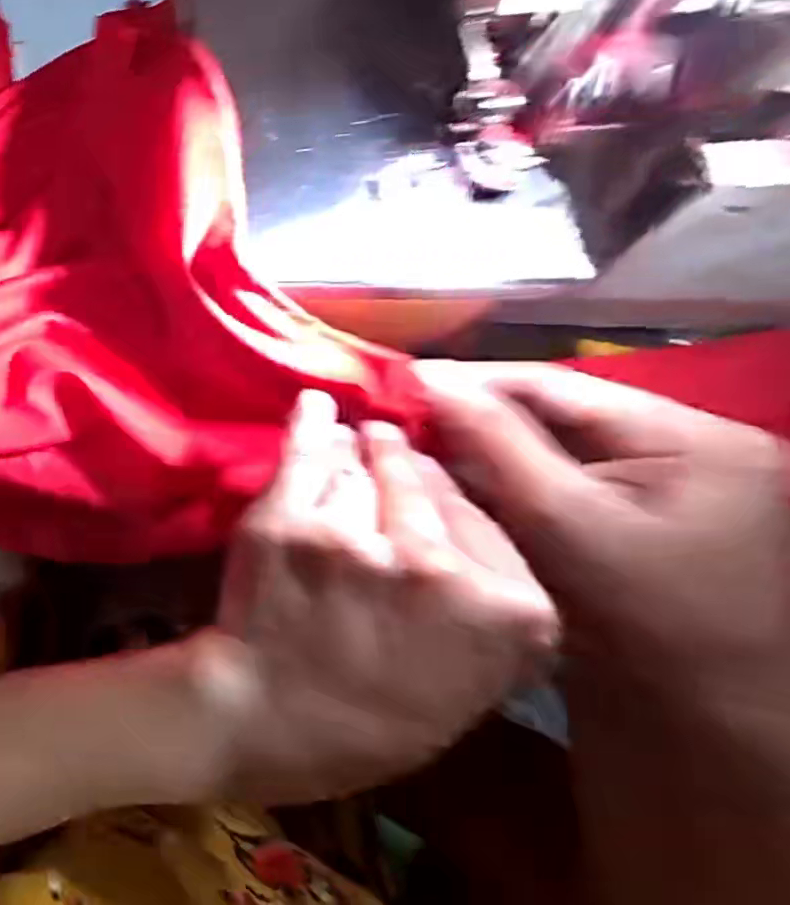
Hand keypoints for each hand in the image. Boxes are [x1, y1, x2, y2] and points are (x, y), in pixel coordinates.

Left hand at [202, 389, 558, 803]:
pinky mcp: (285, 524)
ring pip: (357, 469)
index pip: (479, 515)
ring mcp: (351, 538)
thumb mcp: (483, 664)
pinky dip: (309, 426)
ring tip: (358, 435)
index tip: (429, 476)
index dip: (445, 492)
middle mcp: (433, 565)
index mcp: (508, 606)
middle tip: (389, 441)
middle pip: (419, 482)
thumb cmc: (387, 700)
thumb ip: (489, 587)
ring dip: (355, 449)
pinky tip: (316, 404)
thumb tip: (460, 498)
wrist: (284, 710)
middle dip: (401, 459)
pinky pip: (302, 460)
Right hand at [416, 360, 789, 702]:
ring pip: (540, 445)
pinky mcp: (631, 515)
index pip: (549, 383)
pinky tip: (446, 480)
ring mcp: (660, 484)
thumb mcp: (559, 518)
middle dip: (464, 416)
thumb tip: (424, 377)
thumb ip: (492, 439)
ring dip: (475, 446)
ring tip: (405, 447)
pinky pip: (548, 477)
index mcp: (691, 438)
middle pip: (546, 412)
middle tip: (388, 421)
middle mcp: (682, 447)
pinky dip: (496, 476)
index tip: (387, 386)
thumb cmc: (644, 615)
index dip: (462, 380)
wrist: (706, 715)